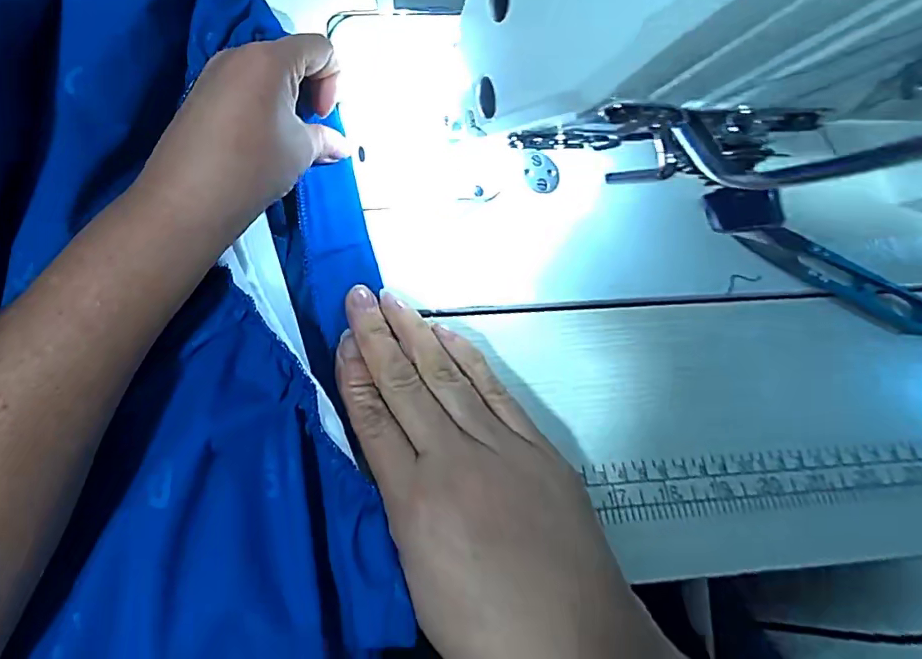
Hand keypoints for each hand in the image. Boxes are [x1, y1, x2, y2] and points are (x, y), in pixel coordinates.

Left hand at [134, 34, 349, 244]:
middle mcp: (237, 55)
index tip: (320, 116)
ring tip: (278, 139)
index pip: (319, 47)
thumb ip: (323, 138)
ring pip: (261, 73)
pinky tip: (252, 142)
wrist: (182, 200)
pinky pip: (237, 88)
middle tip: (304, 127)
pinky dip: (255, 105)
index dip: (332, 80)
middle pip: (288, 56)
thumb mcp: (298, 151)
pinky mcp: (196, 95)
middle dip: (305, 89)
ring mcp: (211, 74)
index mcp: (269, 58)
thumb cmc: (249, 166)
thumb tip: (337, 145)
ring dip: (280, 99)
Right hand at [335, 286, 676, 658]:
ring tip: (391, 302)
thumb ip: (394, 500)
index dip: (354, 374)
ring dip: (414, 334)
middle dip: (375, 337)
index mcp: (415, 502)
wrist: (580, 653)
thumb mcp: (415, 571)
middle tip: (357, 297)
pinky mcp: (538, 452)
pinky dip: (467, 359)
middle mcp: (454, 464)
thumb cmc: (484, 627)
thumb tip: (380, 447)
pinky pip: (494, 392)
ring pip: (446, 378)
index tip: (341, 340)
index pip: (372, 420)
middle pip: (404, 386)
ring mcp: (501, 452)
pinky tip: (445, 335)